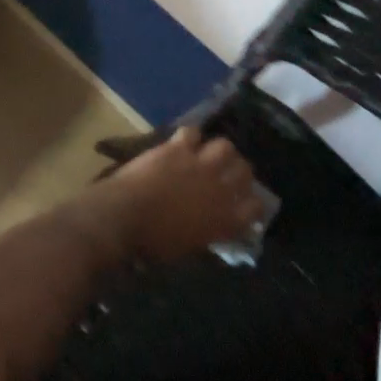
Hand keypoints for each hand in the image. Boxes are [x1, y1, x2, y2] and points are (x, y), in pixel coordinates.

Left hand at [90, 128, 263, 262]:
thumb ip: (206, 234)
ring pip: (225, 146)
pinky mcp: (177, 148)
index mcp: (225, 220)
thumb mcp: (187, 248)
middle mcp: (219, 189)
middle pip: (244, 171)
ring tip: (209, 154)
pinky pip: (193, 132)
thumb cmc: (152, 243)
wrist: (124, 216)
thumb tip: (210, 230)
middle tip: (228, 173)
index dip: (253, 204)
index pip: (256, 207)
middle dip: (239, 171)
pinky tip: (183, 142)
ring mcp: (200, 165)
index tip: (245, 203)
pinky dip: (190, 136)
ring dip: (219, 150)